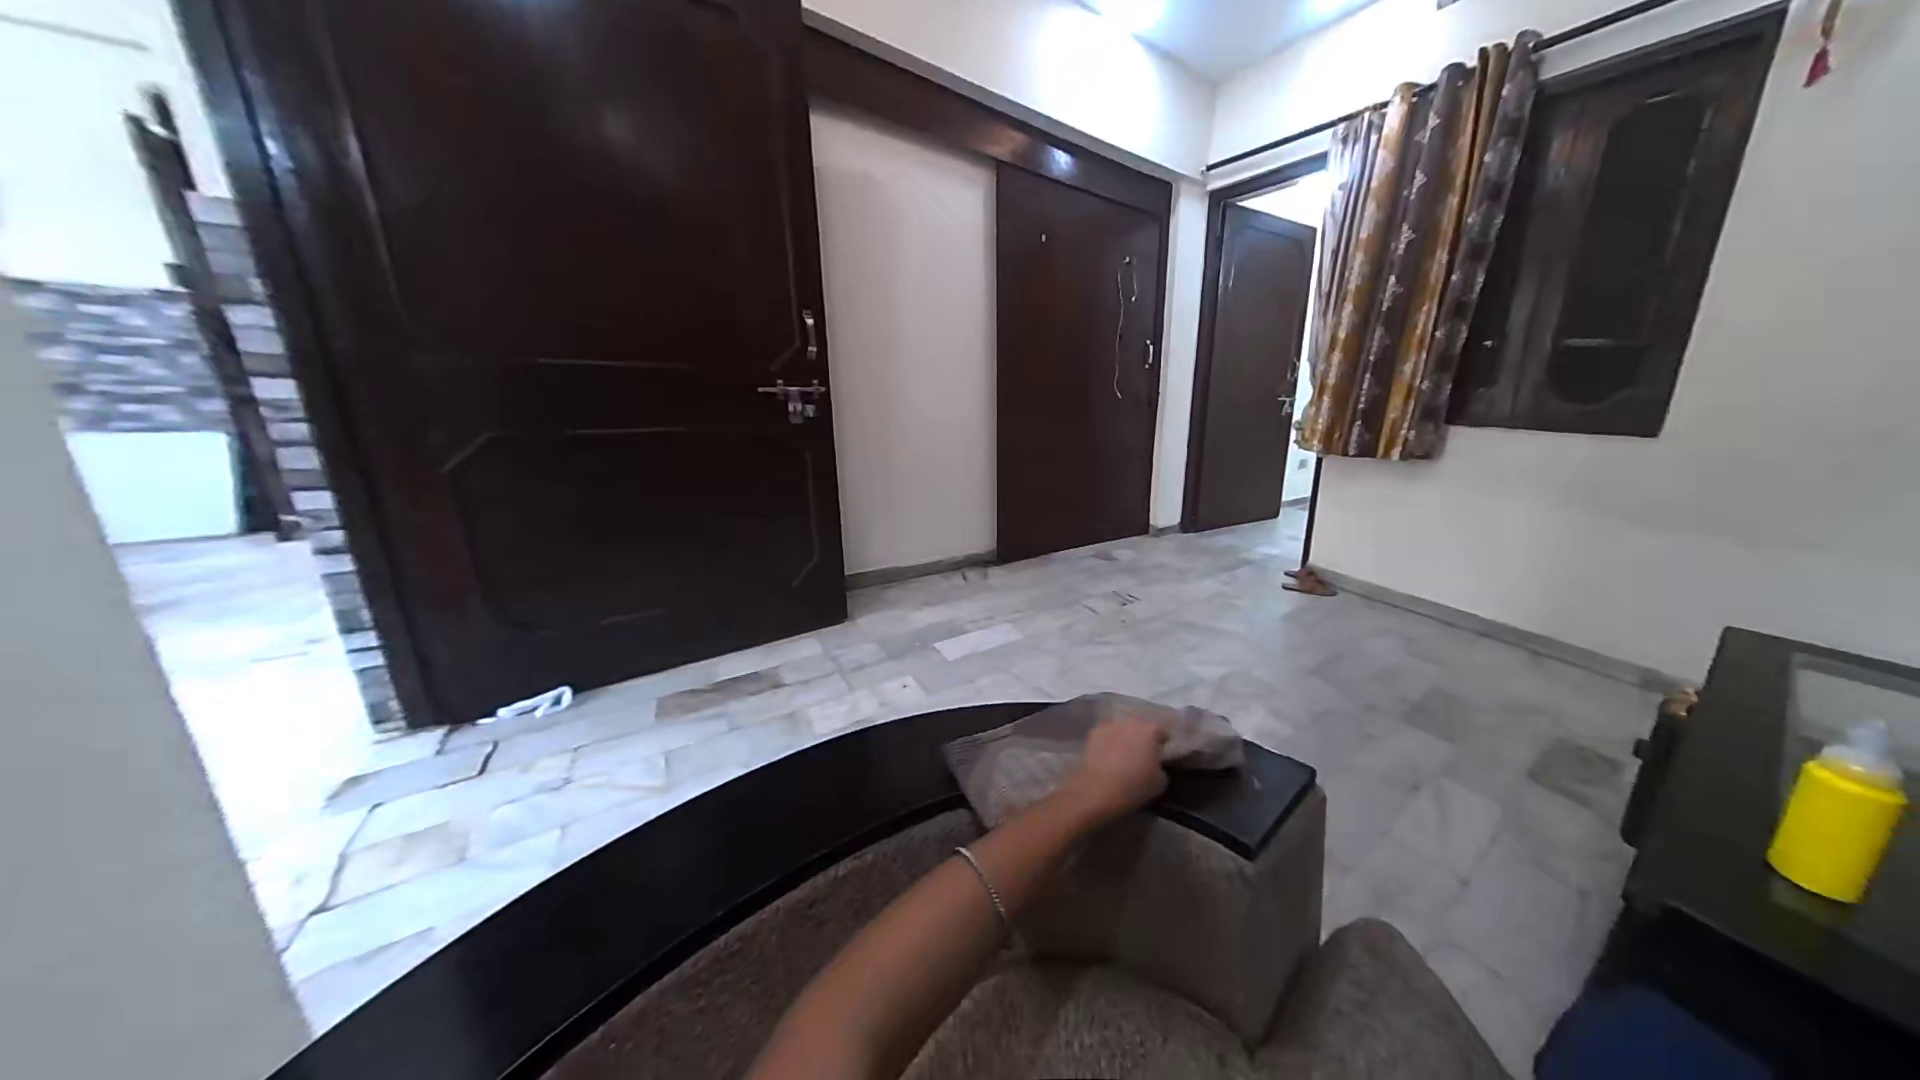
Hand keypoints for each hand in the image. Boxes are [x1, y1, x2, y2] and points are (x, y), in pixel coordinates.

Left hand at [1057, 714, 1168, 825]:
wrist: (1100, 789)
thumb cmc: (1136, 785)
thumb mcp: (1161, 781)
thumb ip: (1160, 765)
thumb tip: (1154, 763)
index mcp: (1151, 730)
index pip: (1162, 732)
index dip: (1162, 743)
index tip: (1160, 753)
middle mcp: (1131, 721)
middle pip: (1140, 726)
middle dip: (1141, 736)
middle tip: (1141, 752)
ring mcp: (1110, 724)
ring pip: (1121, 727)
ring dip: (1123, 736)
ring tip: (1122, 751)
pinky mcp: (1094, 731)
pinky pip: (1105, 733)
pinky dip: (1107, 740)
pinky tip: (1106, 753)